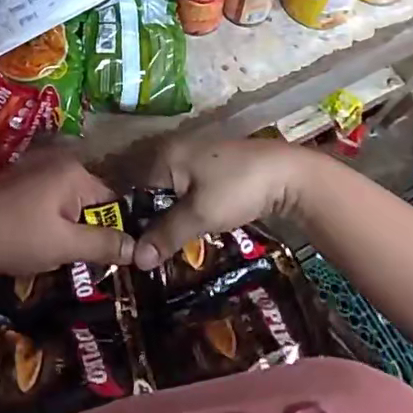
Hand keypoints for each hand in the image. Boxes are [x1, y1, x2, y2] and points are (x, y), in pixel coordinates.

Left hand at [0, 151, 136, 278]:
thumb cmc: (19, 237)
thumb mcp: (66, 245)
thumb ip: (104, 244)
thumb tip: (139, 248)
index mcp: (74, 171)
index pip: (111, 200)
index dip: (114, 229)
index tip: (113, 256)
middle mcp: (58, 161)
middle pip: (89, 199)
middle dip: (89, 228)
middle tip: (85, 259)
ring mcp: (36, 167)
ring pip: (68, 200)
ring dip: (69, 226)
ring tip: (62, 253)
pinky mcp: (20, 180)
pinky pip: (49, 199)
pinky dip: (51, 218)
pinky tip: (40, 240)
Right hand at [131, 138, 313, 269]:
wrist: (288, 175)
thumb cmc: (237, 188)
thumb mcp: (199, 214)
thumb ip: (166, 234)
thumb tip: (135, 260)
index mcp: (165, 155)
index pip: (132, 189)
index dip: (127, 220)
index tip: (124, 250)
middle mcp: (175, 152)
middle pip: (149, 191)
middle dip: (145, 222)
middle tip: (139, 255)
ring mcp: (195, 160)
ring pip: (169, 194)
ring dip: (165, 220)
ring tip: (158, 251)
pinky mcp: (212, 171)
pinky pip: (185, 194)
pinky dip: (182, 213)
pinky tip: (182, 235)